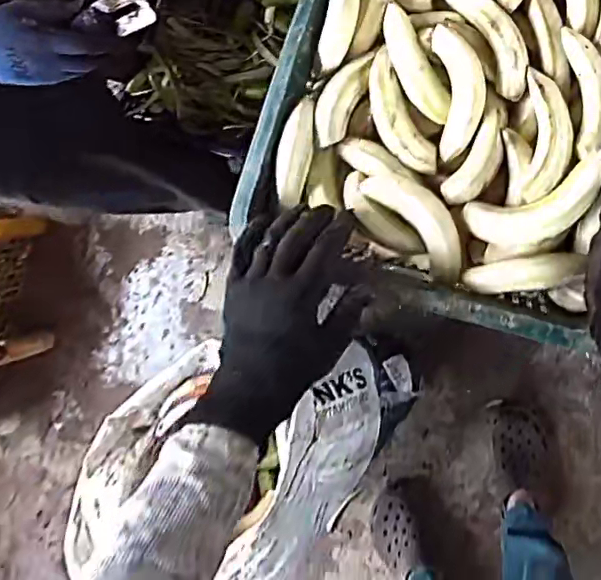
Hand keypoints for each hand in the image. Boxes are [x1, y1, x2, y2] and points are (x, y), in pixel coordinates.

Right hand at [0, 0, 118, 85]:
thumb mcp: (21, 9)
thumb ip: (54, 7)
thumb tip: (81, 2)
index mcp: (43, 42)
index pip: (86, 46)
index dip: (108, 44)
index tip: (124, 39)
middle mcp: (48, 63)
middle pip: (90, 63)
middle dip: (109, 55)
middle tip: (125, 46)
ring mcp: (44, 76)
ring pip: (82, 72)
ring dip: (98, 62)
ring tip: (111, 51)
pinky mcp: (40, 83)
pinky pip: (70, 76)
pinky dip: (83, 68)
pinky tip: (90, 58)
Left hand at [185, 206, 365, 442]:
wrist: (247, 391)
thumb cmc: (293, 371)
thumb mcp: (329, 346)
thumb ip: (348, 313)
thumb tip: (366, 288)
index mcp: (301, 295)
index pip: (322, 251)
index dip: (337, 230)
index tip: (348, 218)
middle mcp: (274, 282)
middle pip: (295, 238)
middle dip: (314, 219)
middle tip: (328, 210)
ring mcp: (251, 283)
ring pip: (269, 240)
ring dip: (287, 221)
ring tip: (302, 209)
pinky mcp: (233, 288)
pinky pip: (241, 252)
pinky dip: (252, 232)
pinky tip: (264, 219)